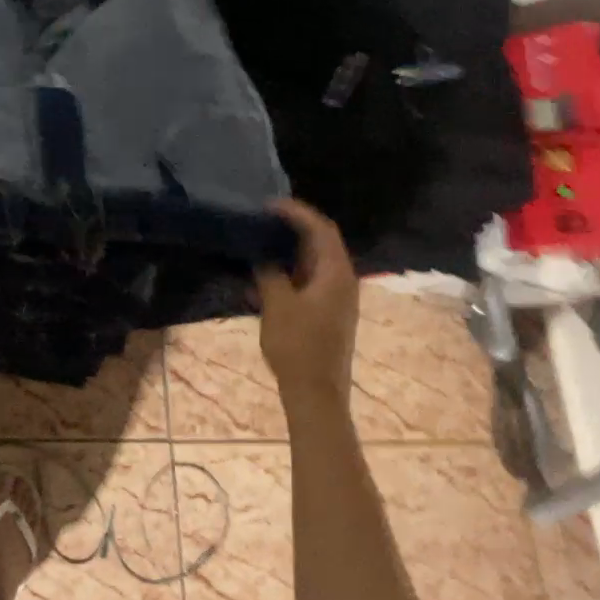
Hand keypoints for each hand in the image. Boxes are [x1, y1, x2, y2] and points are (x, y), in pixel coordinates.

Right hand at [257, 199, 360, 412]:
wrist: (316, 394)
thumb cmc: (298, 345)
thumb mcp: (277, 304)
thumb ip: (269, 273)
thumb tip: (262, 256)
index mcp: (335, 274)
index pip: (320, 229)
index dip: (296, 213)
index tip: (268, 204)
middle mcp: (342, 281)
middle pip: (320, 243)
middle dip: (292, 228)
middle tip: (261, 220)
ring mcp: (336, 300)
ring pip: (312, 263)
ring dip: (287, 251)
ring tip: (257, 243)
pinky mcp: (326, 314)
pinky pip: (307, 281)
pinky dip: (287, 272)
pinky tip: (260, 278)